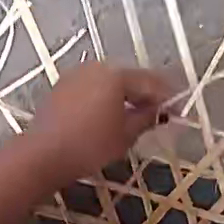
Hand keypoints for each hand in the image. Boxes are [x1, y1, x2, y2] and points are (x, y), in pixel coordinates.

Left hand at [14, 63, 176, 186]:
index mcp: (116, 75)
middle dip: (147, 95)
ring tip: (137, 116)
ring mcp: (76, 75)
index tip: (180, 112)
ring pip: (110, 83)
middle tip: (161, 113)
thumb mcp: (125, 135)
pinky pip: (93, 89)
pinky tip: (110, 116)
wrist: (43, 155)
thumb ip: (147, 118)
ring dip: (126, 96)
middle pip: (130, 78)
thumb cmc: (90, 146)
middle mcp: (96, 68)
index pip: (151, 83)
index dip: (168, 98)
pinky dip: (106, 100)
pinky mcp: (62, 88)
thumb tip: (160, 111)